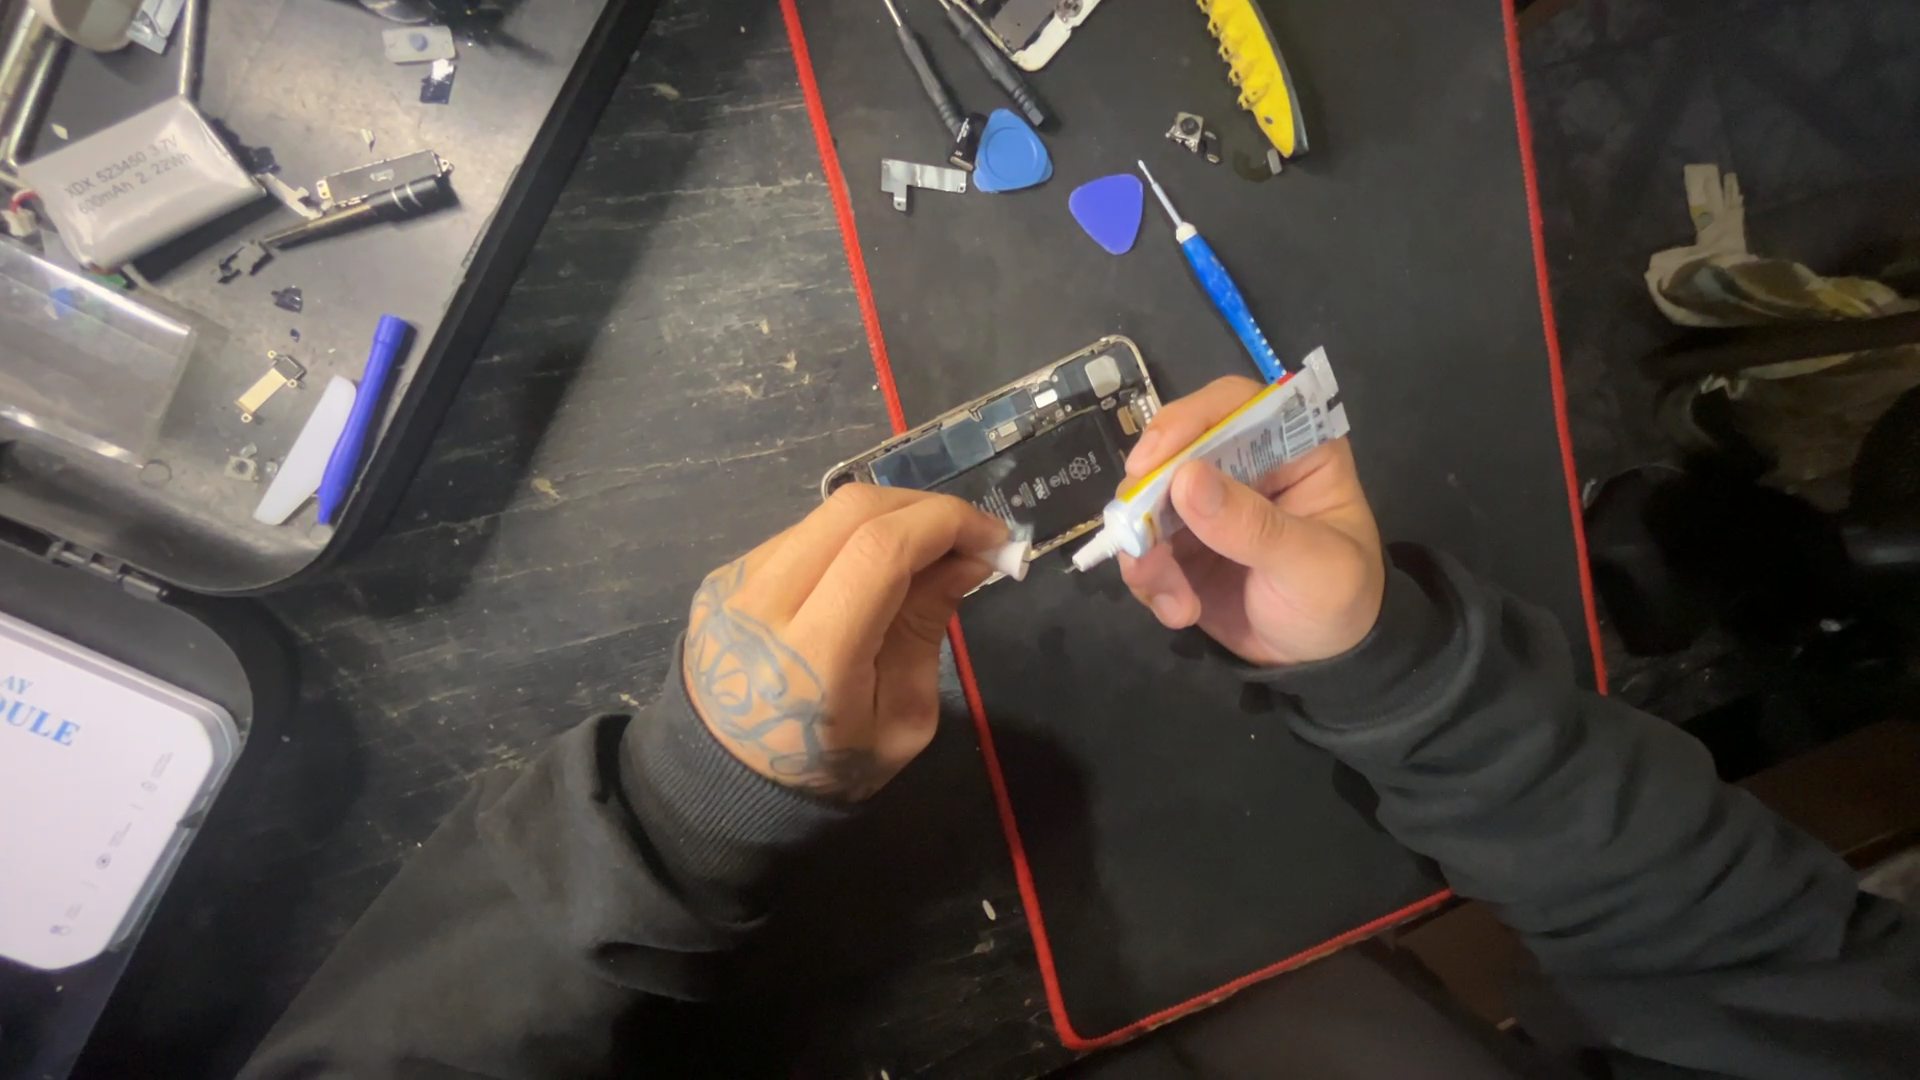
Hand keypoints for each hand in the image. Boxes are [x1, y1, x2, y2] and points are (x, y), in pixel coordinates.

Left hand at [683, 485, 1005, 800]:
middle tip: (969, 535)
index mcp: (813, 658)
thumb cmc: (828, 766)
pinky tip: (875, 567)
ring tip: (929, 550)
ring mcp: (736, 583)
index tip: (994, 538)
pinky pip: (805, 533)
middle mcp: (763, 605)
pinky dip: (854, 535)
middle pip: (853, 510)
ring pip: (828, 513)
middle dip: (926, 508)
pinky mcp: (726, 575)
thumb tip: (969, 556)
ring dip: (893, 517)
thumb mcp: (903, 718)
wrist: (726, 782)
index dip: (947, 524)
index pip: (881, 550)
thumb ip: (930, 628)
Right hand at [1119, 376, 1385, 665]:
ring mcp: (1201, 507)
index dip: (1187, 421)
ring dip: (1144, 551)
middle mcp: (1238, 467)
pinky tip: (1179, 612)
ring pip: (1144, 503)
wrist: (1319, 660)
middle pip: (1171, 452)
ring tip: (1171, 597)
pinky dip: (1149, 582)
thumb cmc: (1339, 600)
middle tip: (1138, 538)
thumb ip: (1254, 526)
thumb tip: (1185, 480)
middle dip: (1147, 497)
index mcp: (1288, 449)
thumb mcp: (1313, 566)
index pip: (1232, 405)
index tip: (1150, 461)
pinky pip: (1141, 548)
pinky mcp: (1176, 546)